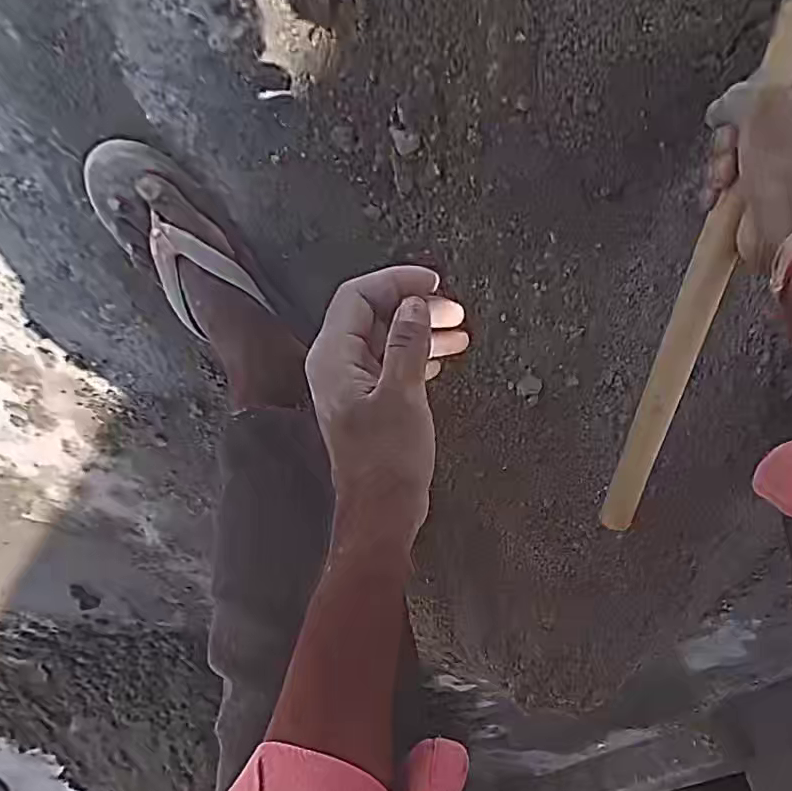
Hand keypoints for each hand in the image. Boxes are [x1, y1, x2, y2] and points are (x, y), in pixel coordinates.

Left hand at [304, 265, 469, 552]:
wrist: (383, 509)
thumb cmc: (387, 461)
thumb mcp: (403, 394)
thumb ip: (408, 343)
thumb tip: (415, 306)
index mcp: (334, 358)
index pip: (359, 297)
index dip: (396, 282)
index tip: (432, 282)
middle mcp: (338, 367)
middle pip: (374, 315)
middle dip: (415, 306)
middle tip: (453, 309)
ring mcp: (354, 385)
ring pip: (388, 340)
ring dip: (422, 330)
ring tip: (457, 330)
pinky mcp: (371, 402)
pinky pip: (393, 364)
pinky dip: (419, 354)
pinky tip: (442, 355)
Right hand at [702, 72, 791, 273]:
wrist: (785, 224)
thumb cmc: (788, 168)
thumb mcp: (759, 104)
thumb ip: (737, 95)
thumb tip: (721, 108)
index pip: (774, 77)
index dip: (750, 90)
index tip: (740, 103)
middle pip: (746, 117)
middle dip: (729, 135)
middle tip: (733, 144)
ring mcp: (781, 161)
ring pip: (734, 149)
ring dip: (721, 163)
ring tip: (729, 175)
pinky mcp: (762, 189)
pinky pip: (729, 179)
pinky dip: (719, 186)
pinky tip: (721, 191)